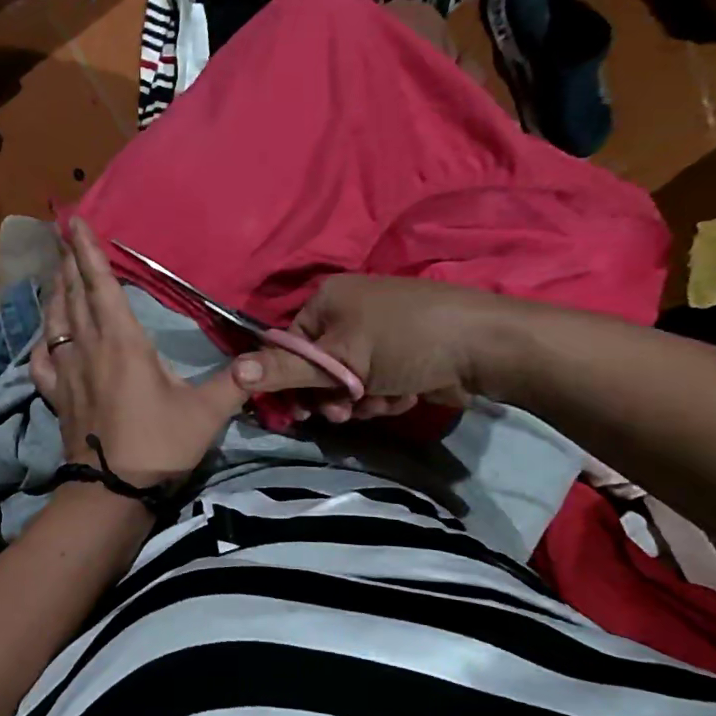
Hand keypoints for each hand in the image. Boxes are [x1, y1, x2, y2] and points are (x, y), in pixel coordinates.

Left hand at [29, 217, 253, 486]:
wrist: (111, 492)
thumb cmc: (159, 446)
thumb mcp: (206, 413)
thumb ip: (236, 383)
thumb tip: (264, 361)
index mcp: (123, 343)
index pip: (102, 286)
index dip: (88, 252)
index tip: (75, 222)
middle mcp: (89, 349)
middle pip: (74, 296)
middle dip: (70, 264)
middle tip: (65, 238)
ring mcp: (67, 373)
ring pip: (55, 322)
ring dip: (56, 294)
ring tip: (56, 275)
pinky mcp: (58, 397)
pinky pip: (42, 360)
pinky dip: (42, 341)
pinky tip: (45, 337)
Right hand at [232, 275, 505, 421]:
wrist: (484, 347)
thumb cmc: (405, 343)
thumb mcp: (341, 360)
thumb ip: (287, 371)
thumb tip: (232, 372)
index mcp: (327, 300)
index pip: (287, 348)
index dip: (292, 384)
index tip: (304, 414)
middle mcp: (348, 311)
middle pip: (318, 369)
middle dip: (333, 396)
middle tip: (347, 411)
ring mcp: (378, 333)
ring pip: (349, 383)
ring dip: (363, 400)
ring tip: (385, 399)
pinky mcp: (402, 354)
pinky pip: (377, 383)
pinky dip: (387, 395)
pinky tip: (407, 394)